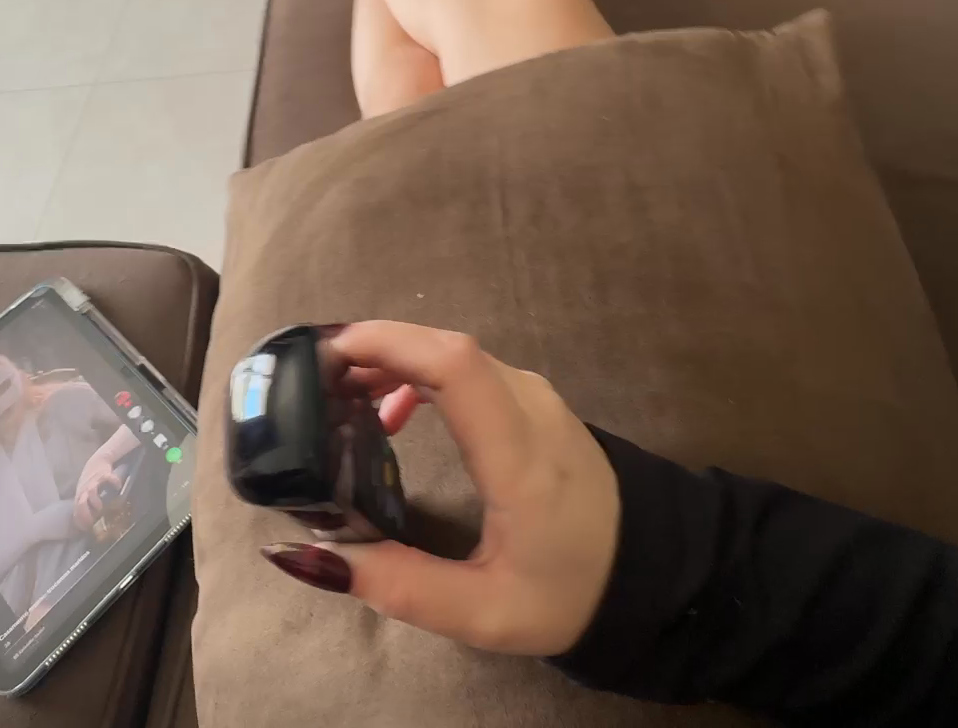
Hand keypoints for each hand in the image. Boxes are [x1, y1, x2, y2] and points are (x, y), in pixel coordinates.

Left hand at [74, 466, 124, 531]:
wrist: (97, 461)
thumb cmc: (90, 481)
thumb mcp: (84, 493)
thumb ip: (84, 504)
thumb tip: (86, 521)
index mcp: (79, 495)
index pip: (76, 511)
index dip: (80, 521)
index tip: (87, 529)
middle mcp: (84, 490)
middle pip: (81, 503)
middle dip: (86, 514)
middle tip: (94, 521)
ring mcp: (94, 482)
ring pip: (92, 492)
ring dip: (96, 502)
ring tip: (101, 508)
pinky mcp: (103, 474)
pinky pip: (108, 478)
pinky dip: (114, 482)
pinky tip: (118, 487)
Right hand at [258, 321, 619, 656]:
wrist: (647, 568)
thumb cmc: (569, 590)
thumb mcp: (485, 612)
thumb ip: (400, 586)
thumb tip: (309, 555)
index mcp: (520, 456)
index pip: (457, 367)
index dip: (392, 344)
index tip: (331, 354)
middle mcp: (529, 406)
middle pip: (447, 347)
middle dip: (376, 348)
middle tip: (315, 378)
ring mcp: (535, 396)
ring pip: (454, 353)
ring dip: (394, 359)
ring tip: (340, 396)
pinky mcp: (532, 400)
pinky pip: (467, 368)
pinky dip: (419, 373)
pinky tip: (392, 413)